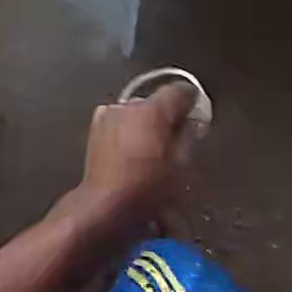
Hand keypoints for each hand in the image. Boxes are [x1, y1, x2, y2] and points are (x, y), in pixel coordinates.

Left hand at [74, 81, 196, 224]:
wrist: (107, 200)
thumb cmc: (147, 186)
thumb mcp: (183, 164)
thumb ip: (190, 135)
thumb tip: (191, 121)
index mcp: (151, 112)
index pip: (177, 91)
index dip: (190, 99)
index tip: (196, 108)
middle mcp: (127, 106)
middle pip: (155, 103)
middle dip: (167, 116)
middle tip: (177, 139)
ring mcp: (108, 114)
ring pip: (136, 112)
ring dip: (146, 123)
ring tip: (153, 150)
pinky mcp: (95, 125)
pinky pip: (120, 121)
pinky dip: (128, 129)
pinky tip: (133, 151)